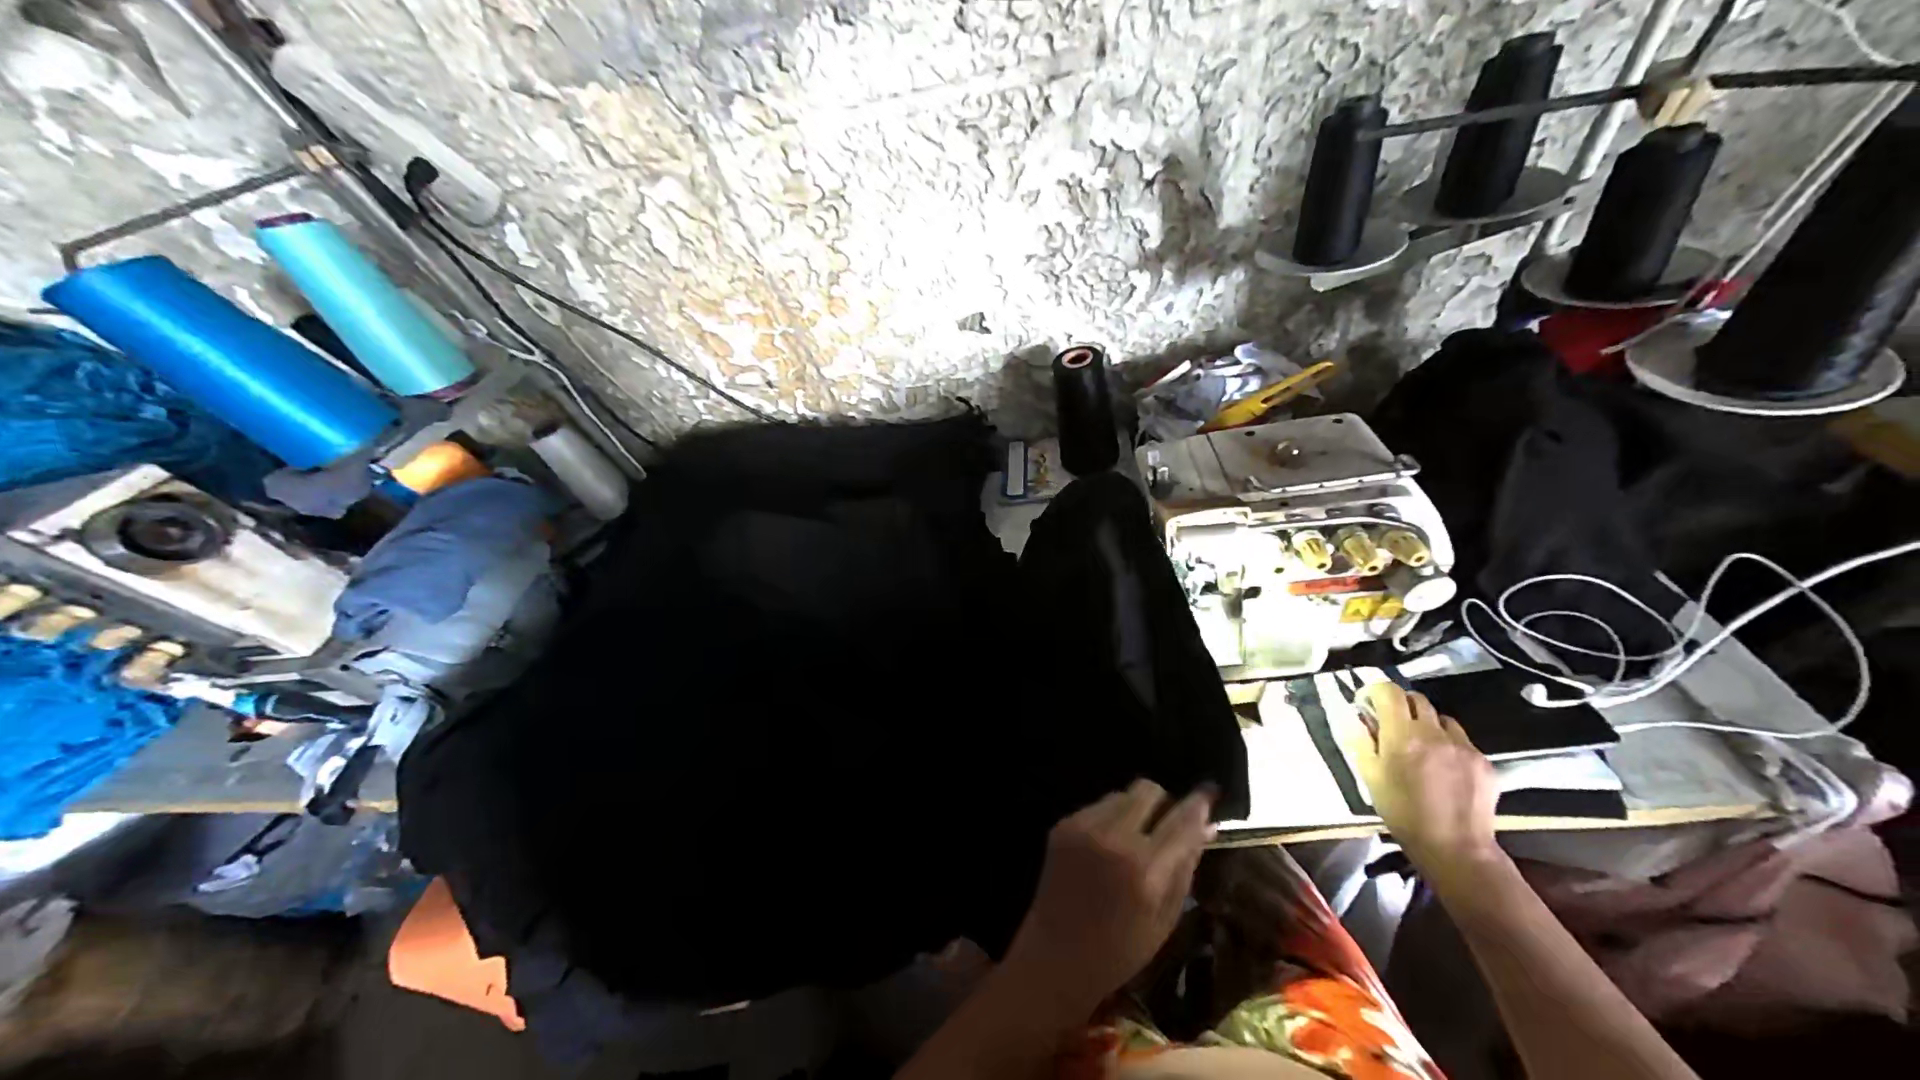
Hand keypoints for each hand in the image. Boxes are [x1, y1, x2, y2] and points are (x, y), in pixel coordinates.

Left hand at [1001, 780, 1216, 1016]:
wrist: (1056, 954)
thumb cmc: (1120, 949)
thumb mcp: (1165, 917)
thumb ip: (1186, 866)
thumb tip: (1207, 825)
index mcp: (1145, 868)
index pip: (1182, 819)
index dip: (1199, 801)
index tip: (1210, 789)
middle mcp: (1113, 837)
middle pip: (1148, 790)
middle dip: (1163, 803)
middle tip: (1165, 827)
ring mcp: (1083, 827)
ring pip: (1122, 794)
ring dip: (1135, 810)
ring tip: (1133, 841)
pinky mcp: (1063, 825)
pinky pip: (1097, 807)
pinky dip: (1110, 819)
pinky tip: (1107, 849)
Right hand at [1355, 684, 1502, 884]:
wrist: (1454, 847)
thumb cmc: (1402, 813)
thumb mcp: (1370, 777)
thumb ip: (1362, 742)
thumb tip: (1359, 718)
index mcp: (1401, 736)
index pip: (1389, 692)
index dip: (1376, 691)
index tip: (1369, 703)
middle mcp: (1433, 734)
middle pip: (1417, 699)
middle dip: (1401, 705)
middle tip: (1393, 724)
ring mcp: (1463, 746)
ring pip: (1441, 718)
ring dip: (1427, 724)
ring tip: (1421, 746)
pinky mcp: (1484, 761)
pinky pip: (1461, 740)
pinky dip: (1448, 744)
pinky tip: (1443, 767)